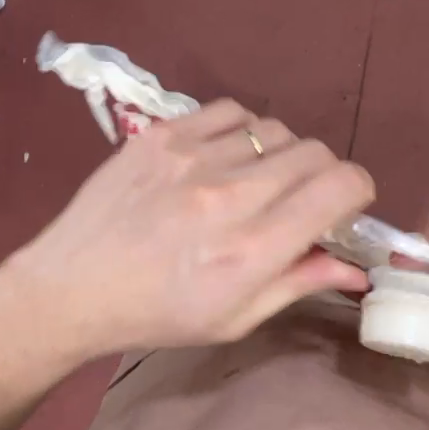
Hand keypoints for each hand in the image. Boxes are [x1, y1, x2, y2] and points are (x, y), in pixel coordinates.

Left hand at [0, 100, 375, 364]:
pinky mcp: (162, 135)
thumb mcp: (232, 319)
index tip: (344, 207)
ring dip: (280, 154)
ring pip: (274, 130)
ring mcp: (192, 158)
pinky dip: (242, 130)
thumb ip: (297, 283)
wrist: (72, 287)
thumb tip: (356, 268)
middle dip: (322, 176)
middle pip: (315, 153)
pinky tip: (225, 155)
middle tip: (299, 199)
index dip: (357, 192)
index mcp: (252, 250)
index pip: (339, 188)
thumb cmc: (156, 314)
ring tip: (255, 180)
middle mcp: (229, 196)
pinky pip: (230, 110)